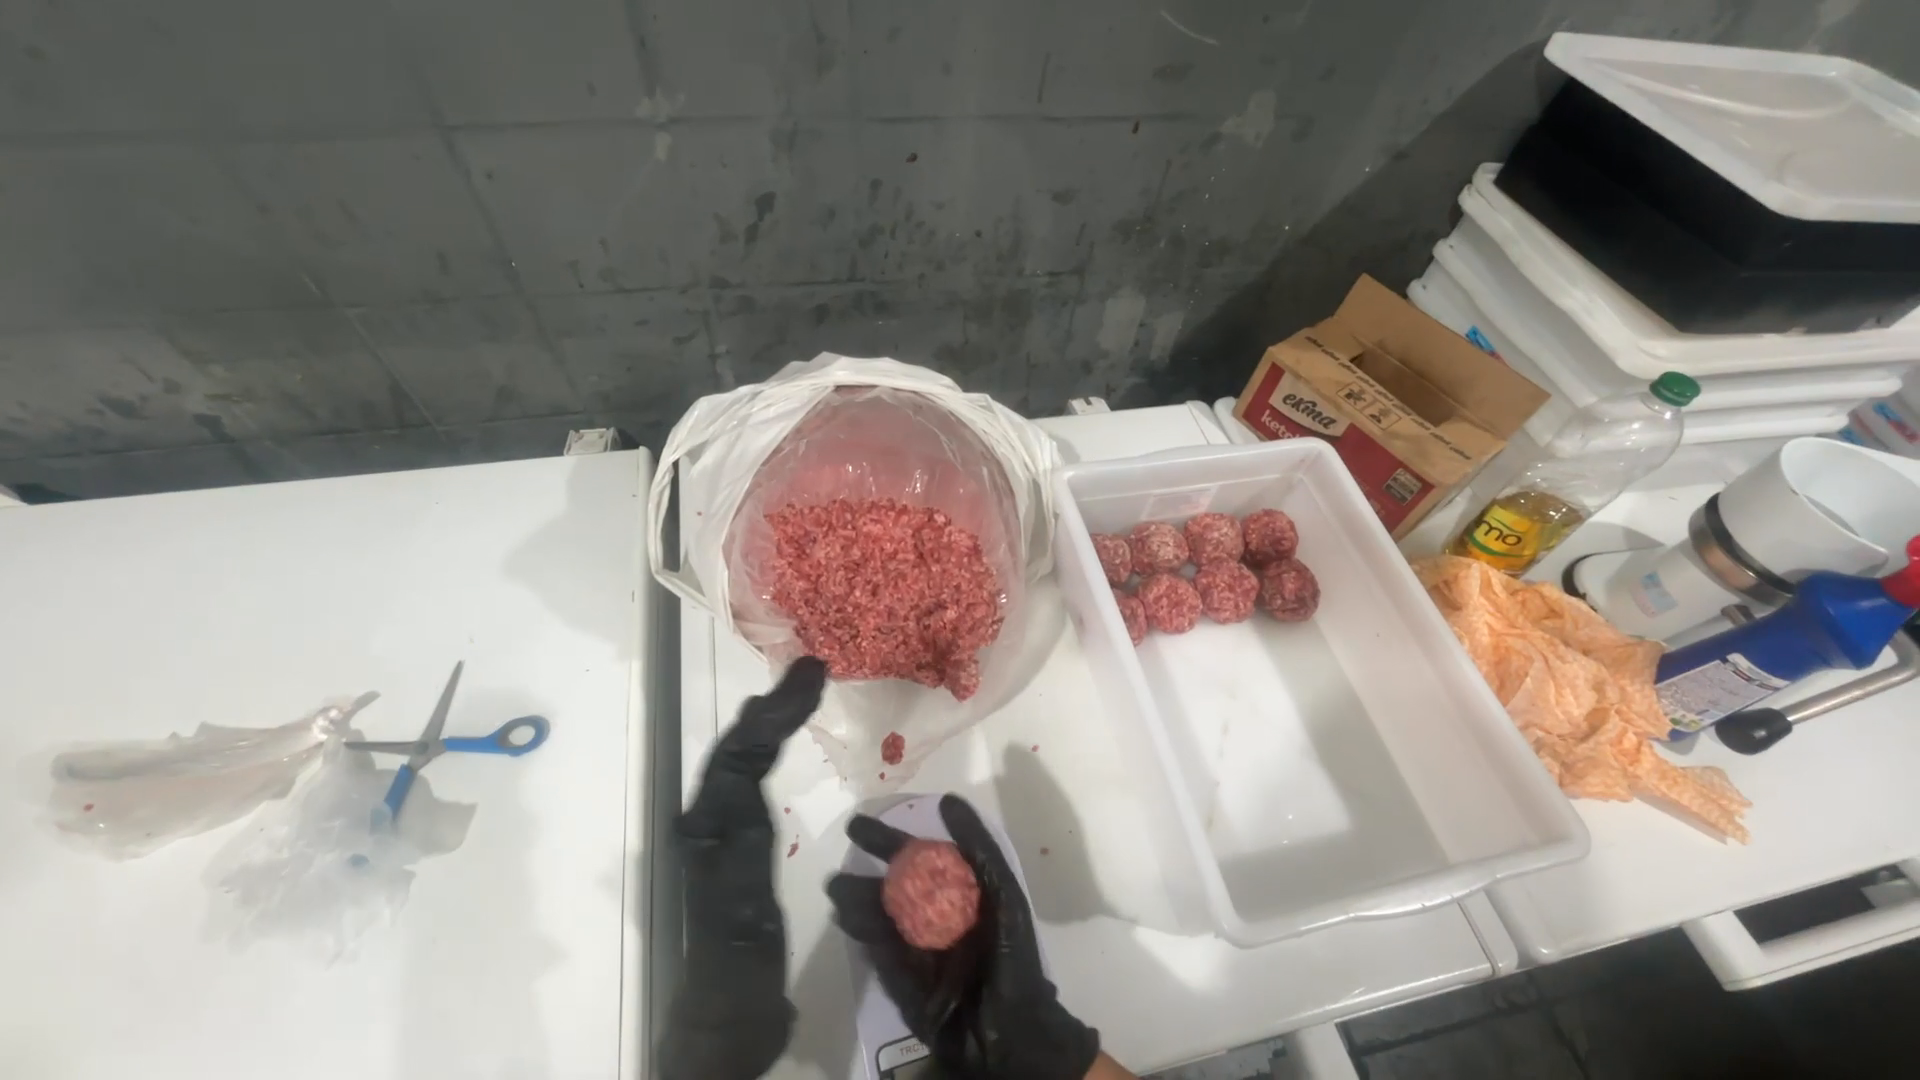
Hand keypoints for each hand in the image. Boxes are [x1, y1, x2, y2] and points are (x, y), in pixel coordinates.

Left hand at [657, 657, 827, 1079]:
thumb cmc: (735, 971)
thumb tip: (711, 812)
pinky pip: (747, 784)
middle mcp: (707, 823)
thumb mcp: (738, 916)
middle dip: (773, 708)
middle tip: (811, 671)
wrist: (722, 1015)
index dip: (774, 713)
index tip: (811, 675)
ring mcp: (718, 834)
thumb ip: (732, 855)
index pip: (740, 756)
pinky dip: (765, 752)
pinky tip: (775, 747)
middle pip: (736, 751)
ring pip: (738, 763)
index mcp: (712, 831)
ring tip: (797, 693)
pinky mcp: (732, 847)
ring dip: (767, 724)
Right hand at [827, 795, 1101, 1079]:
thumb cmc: (1010, 950)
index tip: (860, 824)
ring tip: (836, 885)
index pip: (918, 857)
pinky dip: (860, 932)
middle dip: (866, 868)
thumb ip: (976, 845)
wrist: (1010, 1026)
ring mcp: (915, 947)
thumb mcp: (1001, 889)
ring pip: (879, 916)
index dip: (890, 839)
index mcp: (957, 892)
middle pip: (892, 885)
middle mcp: (933, 914)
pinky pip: (877, 950)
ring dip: (857, 898)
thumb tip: (948, 800)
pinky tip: (844, 915)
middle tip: (842, 847)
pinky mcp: (901, 979)